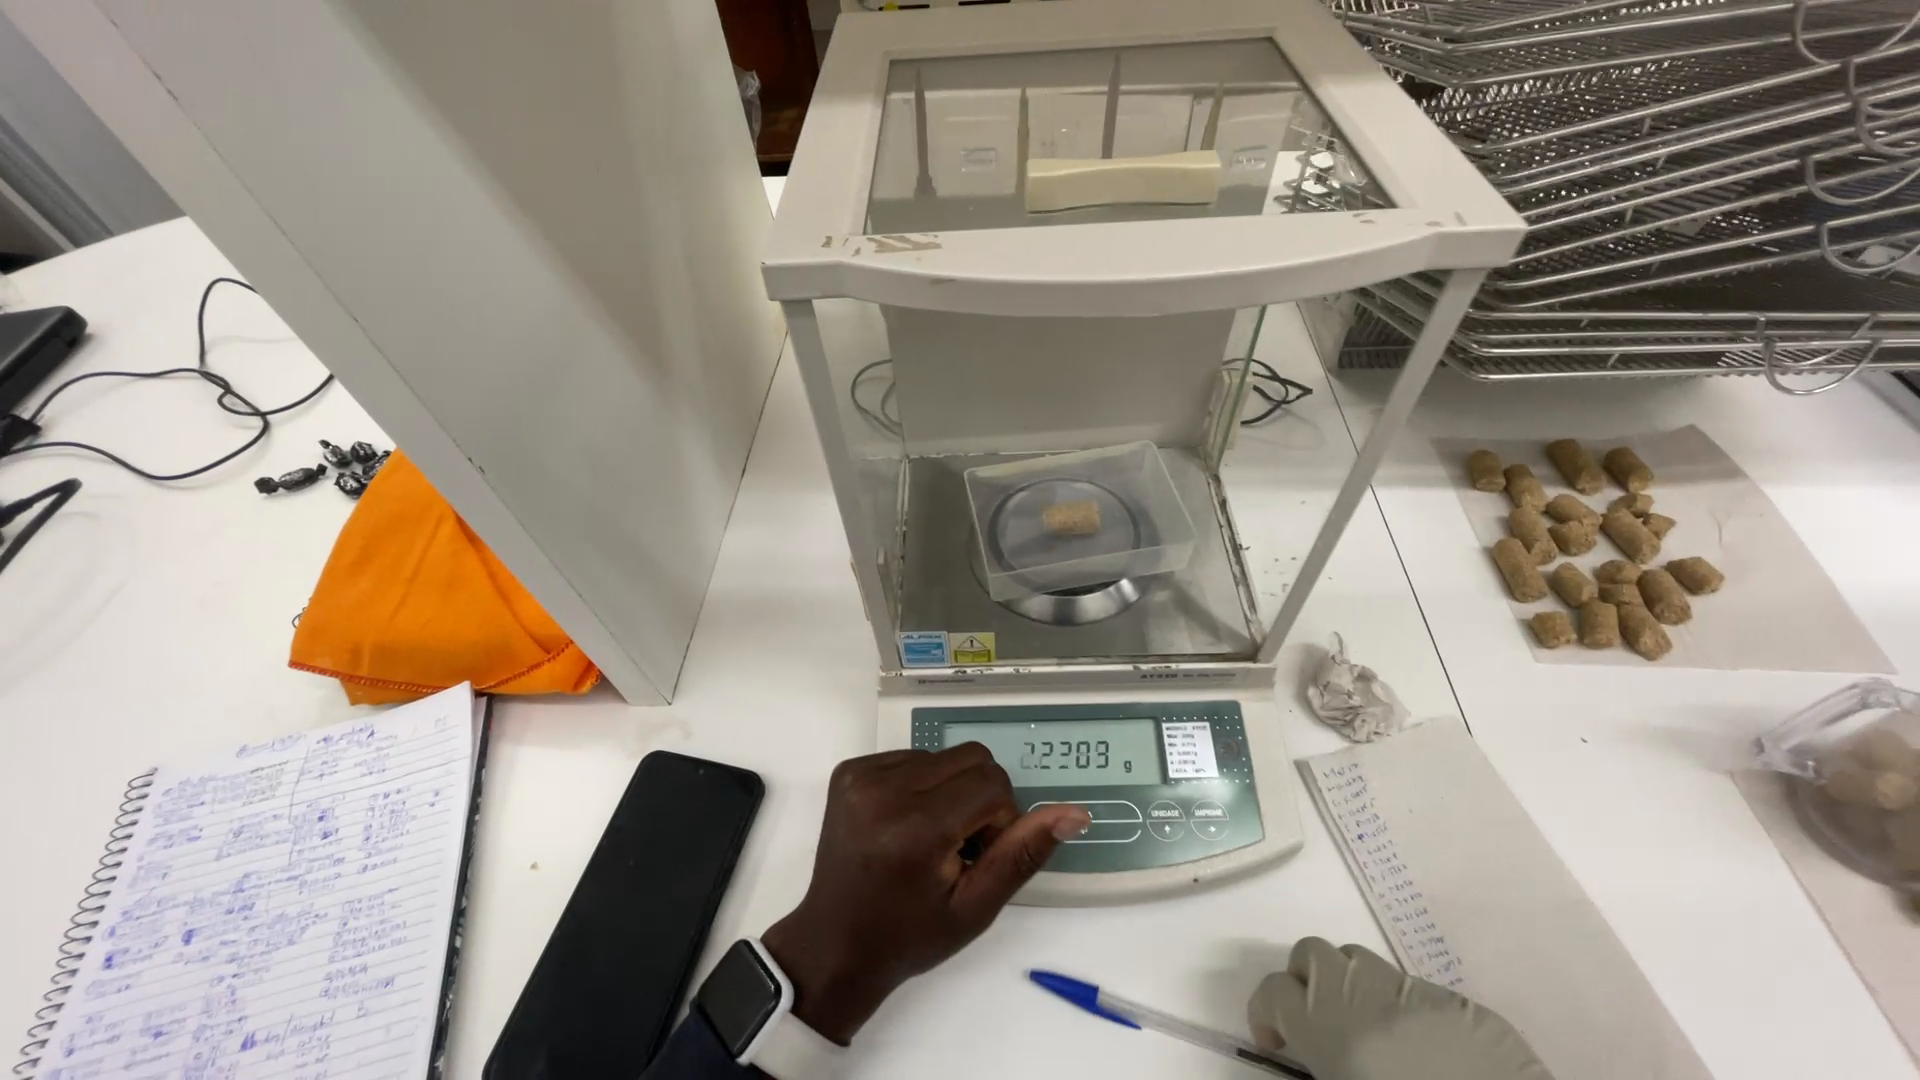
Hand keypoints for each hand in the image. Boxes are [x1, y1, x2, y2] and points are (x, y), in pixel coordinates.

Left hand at [761, 746, 1090, 1043]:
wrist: (835, 945)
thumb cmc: (910, 935)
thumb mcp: (976, 907)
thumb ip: (1023, 853)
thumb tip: (1074, 812)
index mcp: (915, 827)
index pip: (992, 783)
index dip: (997, 820)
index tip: (974, 857)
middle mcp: (883, 789)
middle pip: (971, 758)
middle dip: (978, 799)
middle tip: (956, 848)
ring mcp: (860, 776)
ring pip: (943, 755)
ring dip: (949, 790)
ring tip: (928, 839)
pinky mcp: (848, 770)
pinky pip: (911, 756)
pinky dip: (921, 785)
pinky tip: (906, 825)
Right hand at [1248, 938, 1554, 1079]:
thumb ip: (1317, 1069)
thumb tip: (1308, 1064)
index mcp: (1325, 1025)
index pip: (1272, 992)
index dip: (1265, 1015)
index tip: (1278, 1045)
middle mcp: (1360, 992)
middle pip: (1310, 955)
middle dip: (1304, 982)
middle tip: (1317, 1024)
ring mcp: (1411, 991)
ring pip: (1359, 960)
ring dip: (1349, 986)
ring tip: (1365, 1030)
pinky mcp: (1460, 1004)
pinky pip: (1412, 990)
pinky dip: (1400, 1008)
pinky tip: (1419, 1049)